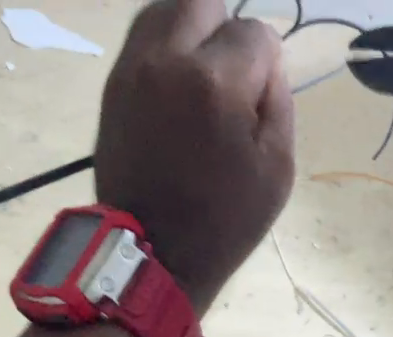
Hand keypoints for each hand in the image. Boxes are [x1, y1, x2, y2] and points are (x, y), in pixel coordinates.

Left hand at [95, 0, 294, 312]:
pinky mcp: (113, 87)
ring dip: (192, 32)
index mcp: (216, 83)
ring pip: (167, 10)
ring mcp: (133, 70)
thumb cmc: (223, 224)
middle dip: (226, 31)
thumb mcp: (277, 170)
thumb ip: (279, 102)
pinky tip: (178, 88)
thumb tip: (266, 65)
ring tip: (203, 76)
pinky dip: (165, 50)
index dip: (268, 64)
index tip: (261, 99)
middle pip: (204, 3)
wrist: (153, 255)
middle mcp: (168, 60)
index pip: (254, 32)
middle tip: (232, 76)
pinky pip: (142, 39)